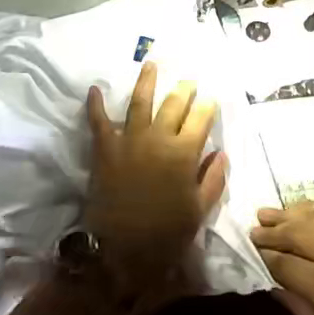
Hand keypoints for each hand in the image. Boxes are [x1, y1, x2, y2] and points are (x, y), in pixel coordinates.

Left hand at [84, 60, 228, 298]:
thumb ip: (213, 179)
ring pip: (139, 102)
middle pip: (174, 104)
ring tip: (151, 64)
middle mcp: (158, 138)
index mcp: (184, 153)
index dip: (208, 107)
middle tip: (188, 81)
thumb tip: (219, 153)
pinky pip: (98, 121)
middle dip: (184, 90)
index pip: (201, 119)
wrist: (121, 250)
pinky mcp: (105, 149)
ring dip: (146, 81)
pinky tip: (94, 88)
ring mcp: (129, 140)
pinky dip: (95, 104)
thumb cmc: (167, 233)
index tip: (211, 100)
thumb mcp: (199, 209)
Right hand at [252, 202, 313, 314]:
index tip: (245, 251)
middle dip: (275, 230)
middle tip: (252, 228)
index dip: (265, 257)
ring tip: (270, 213)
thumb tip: (270, 282)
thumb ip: (299, 307)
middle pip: (302, 232)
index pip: (288, 263)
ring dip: (294, 214)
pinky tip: (306, 211)